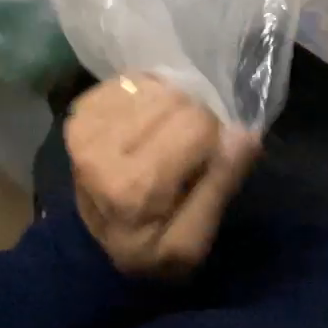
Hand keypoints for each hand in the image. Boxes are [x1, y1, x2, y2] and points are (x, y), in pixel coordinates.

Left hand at [65, 75, 261, 277]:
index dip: (212, 140)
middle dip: (191, 122)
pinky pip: (133, 81)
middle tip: (183, 153)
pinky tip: (144, 125)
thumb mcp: (193, 241)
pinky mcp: (81, 111)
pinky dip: (148, 99)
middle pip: (177, 100)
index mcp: (132, 187)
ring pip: (157, 86)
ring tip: (163, 140)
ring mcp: (85, 127)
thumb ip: (220, 185)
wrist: (96, 245)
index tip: (205, 163)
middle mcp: (100, 150)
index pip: (197, 125)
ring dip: (169, 108)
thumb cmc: (150, 246)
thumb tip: (246, 134)